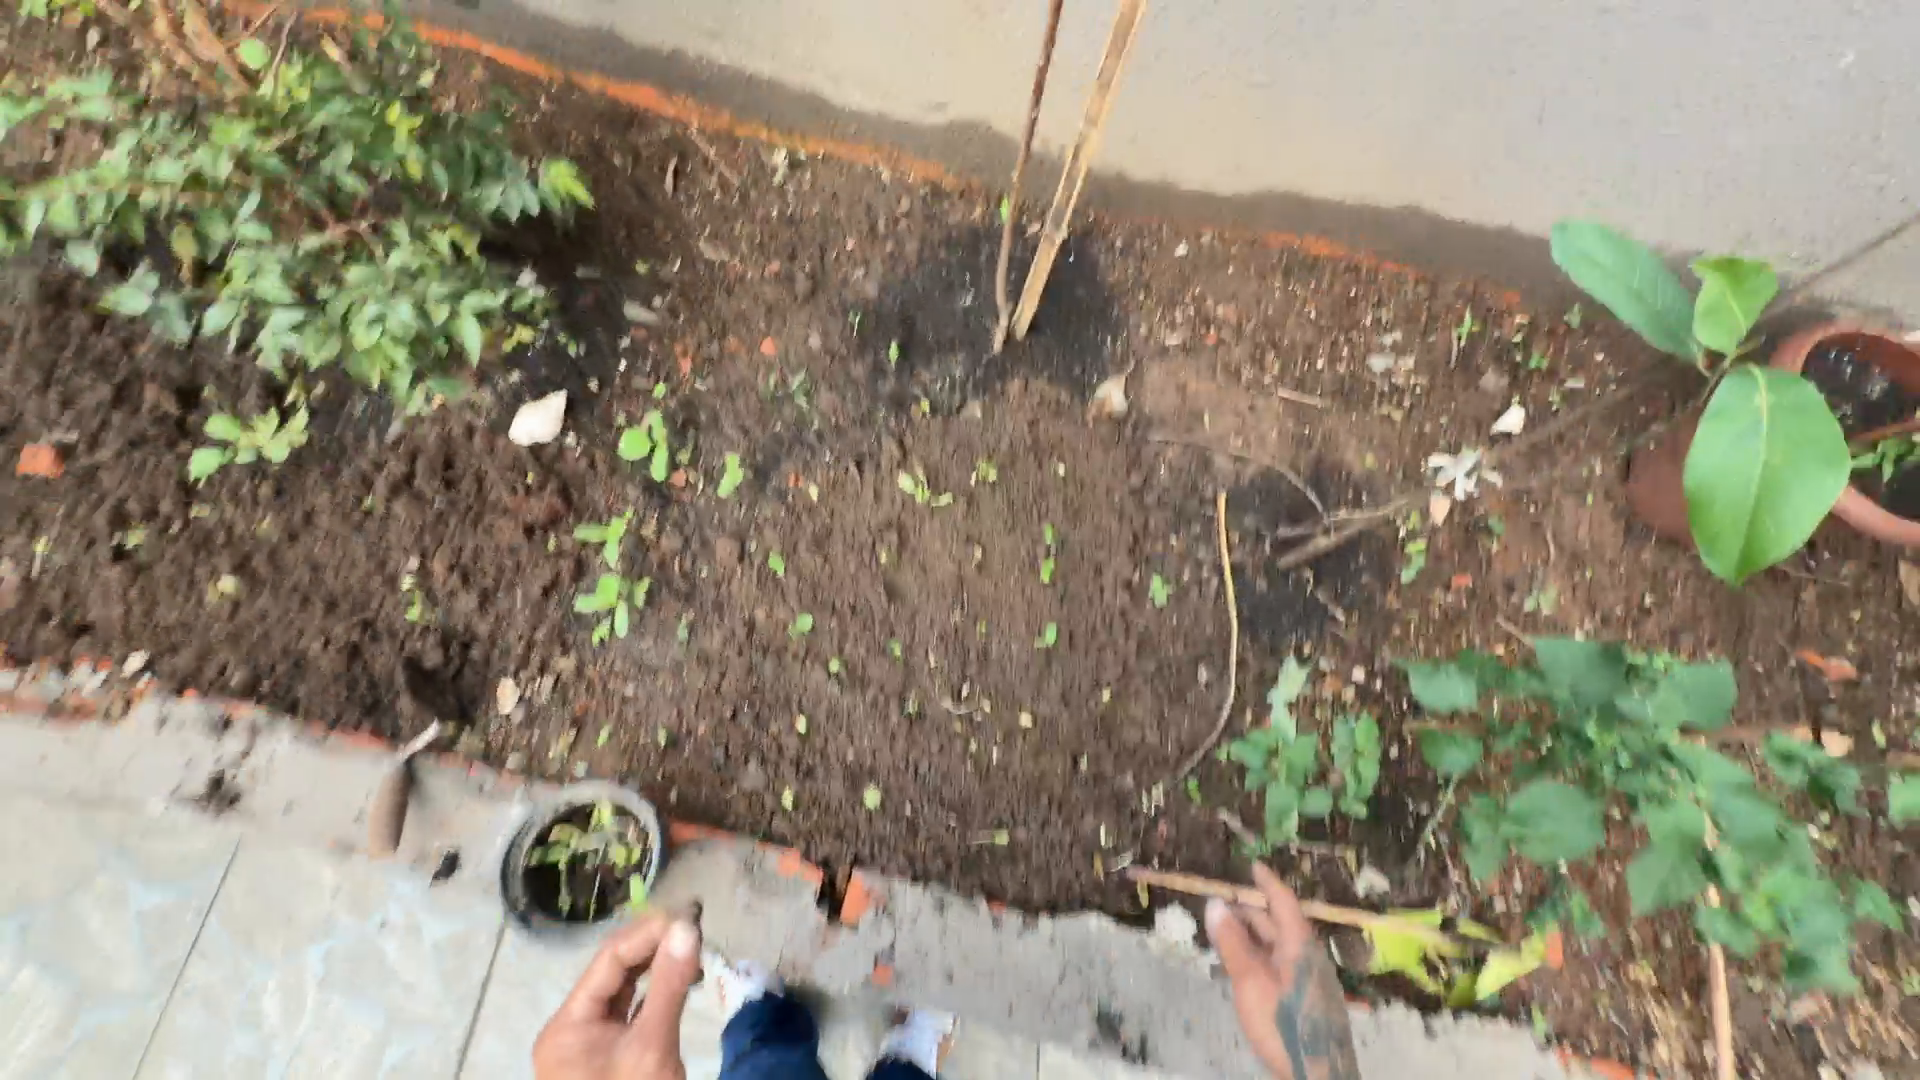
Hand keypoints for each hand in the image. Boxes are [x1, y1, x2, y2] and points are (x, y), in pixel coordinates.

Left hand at [533, 915, 703, 1079]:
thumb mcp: (652, 1047)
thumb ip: (669, 984)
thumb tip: (688, 926)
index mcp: (567, 1024)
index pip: (609, 959)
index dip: (649, 932)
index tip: (690, 916)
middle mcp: (572, 1027)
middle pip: (614, 969)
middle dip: (655, 944)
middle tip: (697, 926)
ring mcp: (590, 1042)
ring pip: (625, 986)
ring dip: (659, 963)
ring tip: (695, 945)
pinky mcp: (610, 1053)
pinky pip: (633, 1007)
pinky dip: (659, 988)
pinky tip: (684, 976)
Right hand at [1206, 864, 1359, 1079]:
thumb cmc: (1284, 1026)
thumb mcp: (1250, 982)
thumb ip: (1232, 942)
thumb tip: (1214, 902)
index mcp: (1300, 946)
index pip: (1284, 902)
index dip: (1267, 883)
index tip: (1253, 866)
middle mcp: (1309, 959)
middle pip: (1279, 925)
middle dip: (1251, 911)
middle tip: (1223, 901)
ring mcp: (1310, 983)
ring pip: (1278, 948)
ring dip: (1252, 936)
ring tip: (1224, 932)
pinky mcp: (1307, 1004)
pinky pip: (1280, 967)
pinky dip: (1258, 957)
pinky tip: (1242, 969)